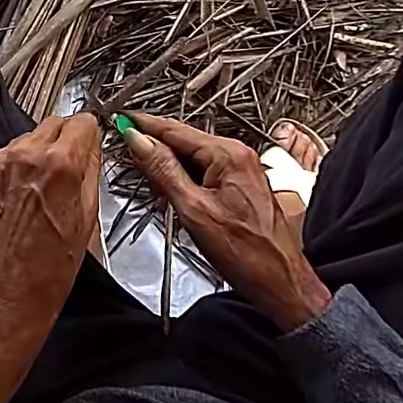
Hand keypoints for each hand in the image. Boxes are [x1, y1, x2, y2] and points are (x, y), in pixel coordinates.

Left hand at [0, 113, 100, 402]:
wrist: (6, 296)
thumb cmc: (48, 269)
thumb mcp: (88, 217)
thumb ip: (91, 170)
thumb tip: (92, 145)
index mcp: (60, 165)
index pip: (81, 121)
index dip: (89, 135)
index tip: (88, 144)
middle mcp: (25, 156)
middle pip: (53, 123)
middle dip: (64, 141)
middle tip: (67, 170)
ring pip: (27, 138)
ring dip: (37, 154)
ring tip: (40, 191)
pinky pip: (5, 156)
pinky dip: (14, 168)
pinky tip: (20, 197)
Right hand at [122, 112, 330, 331]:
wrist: (279, 281)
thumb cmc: (247, 253)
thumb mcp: (193, 209)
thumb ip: (163, 171)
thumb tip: (140, 142)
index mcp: (228, 154)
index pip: (175, 130)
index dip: (144, 125)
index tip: (123, 121)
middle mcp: (238, 155)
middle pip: (184, 141)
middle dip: (154, 148)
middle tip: (128, 153)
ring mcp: (242, 169)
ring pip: (193, 157)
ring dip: (168, 166)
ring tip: (149, 182)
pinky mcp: (241, 184)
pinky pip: (205, 170)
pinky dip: (184, 178)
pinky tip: (173, 194)